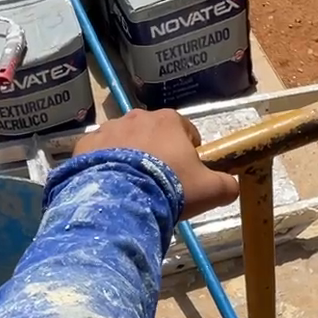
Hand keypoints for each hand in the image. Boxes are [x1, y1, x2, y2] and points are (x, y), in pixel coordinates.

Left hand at [73, 109, 241, 220]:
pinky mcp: (85, 144)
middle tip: (157, 182)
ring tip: (130, 185)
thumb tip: (232, 185)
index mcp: (169, 121)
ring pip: (123, 141)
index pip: (185, 130)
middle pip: (151, 133)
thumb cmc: (170, 189)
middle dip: (155, 152)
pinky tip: (108, 185)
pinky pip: (98, 152)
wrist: (122, 200)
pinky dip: (103, 164)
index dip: (188, 150)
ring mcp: (108, 129)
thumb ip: (227, 185)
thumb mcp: (210, 190)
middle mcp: (137, 117)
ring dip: (128, 157)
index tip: (185, 172)